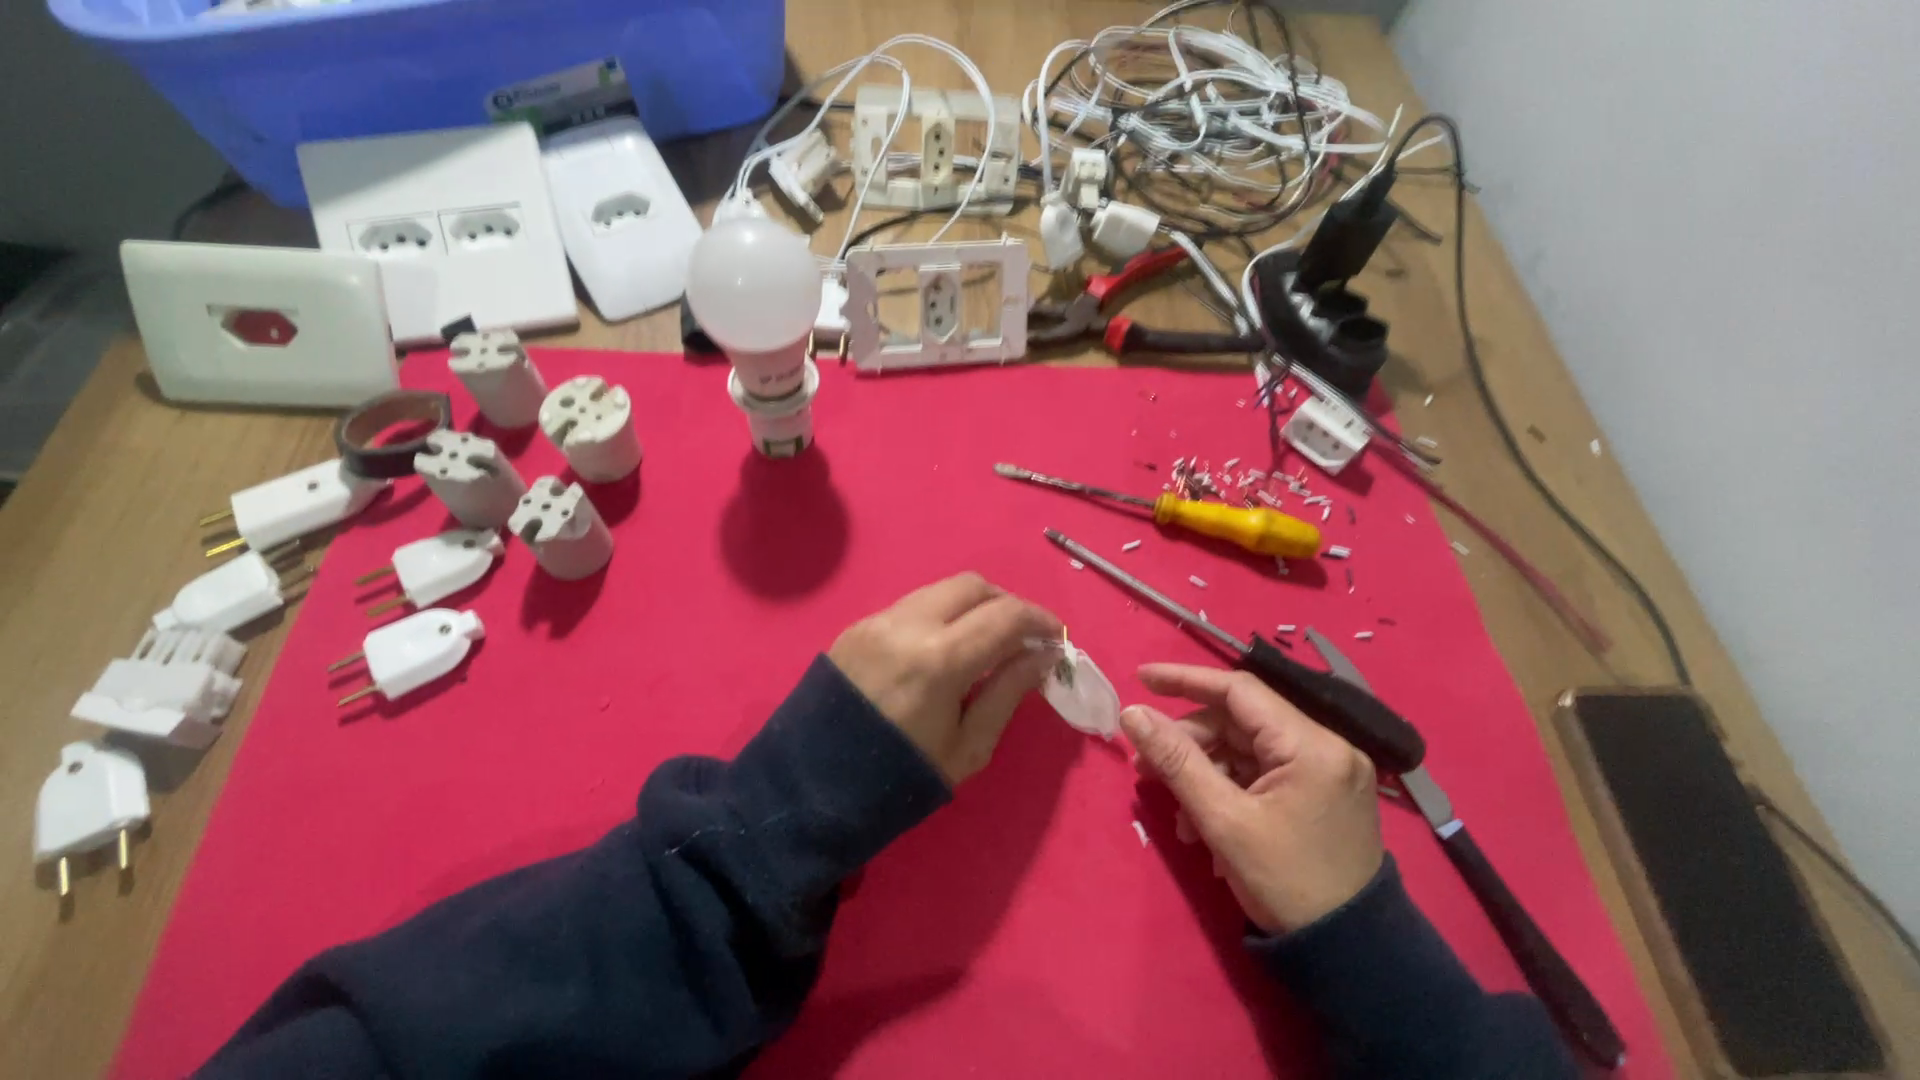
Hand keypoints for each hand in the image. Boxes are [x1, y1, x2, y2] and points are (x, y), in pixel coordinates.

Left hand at [828, 573, 1062, 785]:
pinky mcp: (856, 627)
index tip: (1057, 637)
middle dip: (1006, 604)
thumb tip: (1044, 654)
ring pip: (939, 591)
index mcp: (939, 659)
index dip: (1040, 620)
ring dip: (972, 606)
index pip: (1006, 615)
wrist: (811, 791)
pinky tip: (945, 650)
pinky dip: (939, 616)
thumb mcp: (968, 746)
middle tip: (1023, 637)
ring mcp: (876, 620)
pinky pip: (911, 606)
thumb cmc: (900, 780)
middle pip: (972, 585)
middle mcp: (906, 624)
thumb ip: (1009, 692)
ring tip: (987, 643)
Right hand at [1120, 664, 1382, 933]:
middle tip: (1146, 769)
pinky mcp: (1322, 795)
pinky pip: (1263, 775)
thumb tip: (1132, 714)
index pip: (1240, 691)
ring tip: (1178, 816)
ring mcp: (1327, 772)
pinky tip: (1204, 826)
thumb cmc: (1285, 883)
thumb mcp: (1222, 821)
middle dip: (1190, 743)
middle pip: (1240, 723)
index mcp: (1311, 746)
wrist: (1350, 954)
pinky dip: (1229, 790)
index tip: (1142, 679)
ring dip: (1205, 774)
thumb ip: (1176, 761)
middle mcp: (1327, 747)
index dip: (1186, 680)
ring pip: (1247, 750)